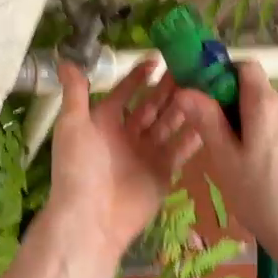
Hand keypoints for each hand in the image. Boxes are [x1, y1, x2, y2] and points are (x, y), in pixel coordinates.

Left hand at [45, 58, 201, 261]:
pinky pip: (181, 147)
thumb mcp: (72, 126)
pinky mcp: (164, 171)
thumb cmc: (79, 168)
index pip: (125, 92)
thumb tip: (65, 59)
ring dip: (185, 106)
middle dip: (168, 87)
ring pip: (169, 123)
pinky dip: (194, 134)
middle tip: (191, 68)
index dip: (139, 76)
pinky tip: (212, 117)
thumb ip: (75, 93)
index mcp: (104, 121)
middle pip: (152, 105)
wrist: (91, 219)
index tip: (158, 58)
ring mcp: (147, 152)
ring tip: (205, 87)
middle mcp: (127, 134)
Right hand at [173, 60, 277, 263]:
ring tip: (231, 163)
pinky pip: (277, 131)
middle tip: (211, 140)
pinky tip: (253, 172)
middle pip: (253, 91)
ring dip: (244, 127)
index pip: (245, 66)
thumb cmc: (260, 196)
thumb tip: (184, 90)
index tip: (202, 98)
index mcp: (266, 104)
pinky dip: (260, 140)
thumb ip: (206, 120)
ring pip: (264, 114)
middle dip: (228, 106)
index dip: (221, 74)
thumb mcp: (225, 159)